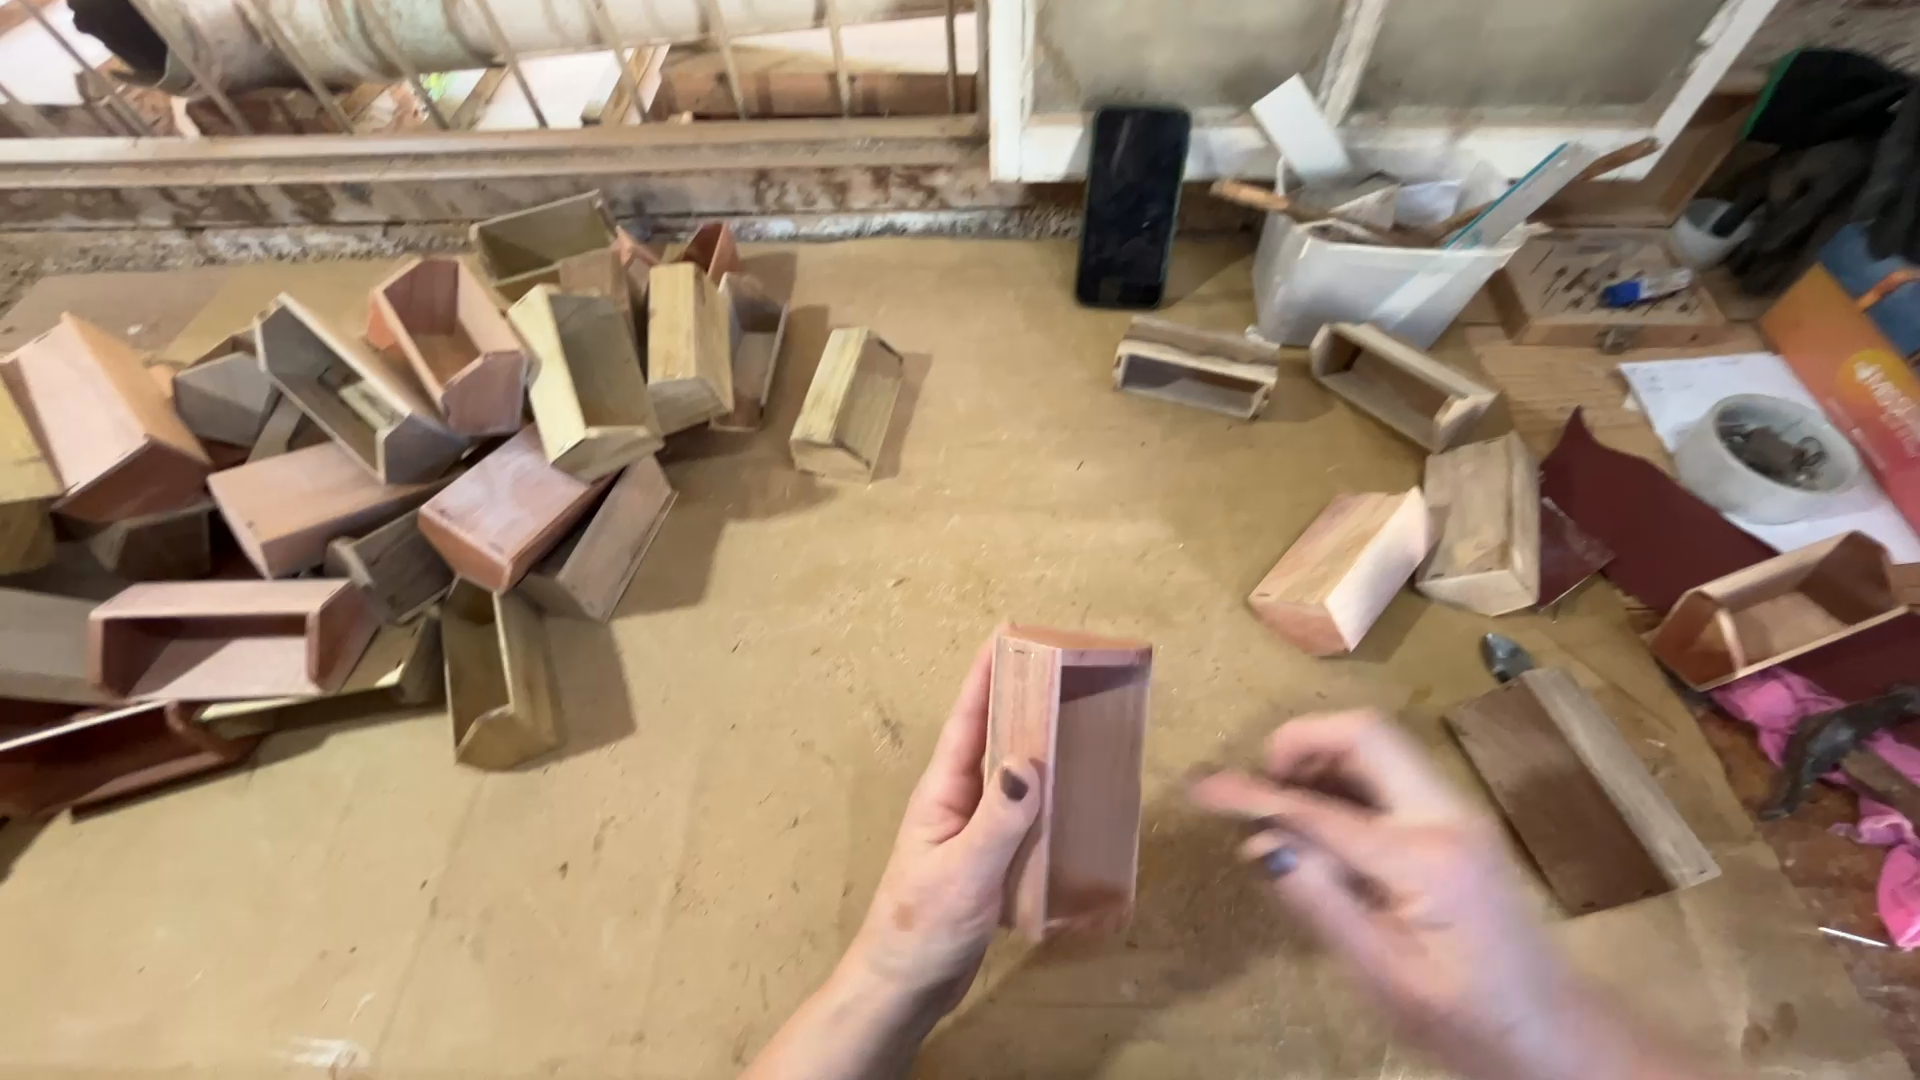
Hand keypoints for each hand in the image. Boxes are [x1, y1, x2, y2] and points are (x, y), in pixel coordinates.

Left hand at [845, 635, 1040, 1009]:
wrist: (906, 986)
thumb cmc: (923, 926)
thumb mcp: (963, 871)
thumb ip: (997, 819)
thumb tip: (1030, 760)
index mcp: (943, 789)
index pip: (967, 718)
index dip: (985, 674)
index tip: (1008, 634)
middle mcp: (958, 797)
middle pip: (991, 735)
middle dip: (1017, 697)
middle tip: (1056, 668)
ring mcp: (973, 826)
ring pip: (1009, 772)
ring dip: (1035, 743)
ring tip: (1072, 718)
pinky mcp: (989, 854)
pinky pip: (1022, 811)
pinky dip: (1045, 795)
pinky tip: (1071, 794)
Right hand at [1188, 709, 1583, 1079]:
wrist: (1564, 1042)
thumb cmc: (1469, 1023)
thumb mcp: (1383, 979)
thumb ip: (1320, 903)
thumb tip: (1259, 843)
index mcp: (1424, 861)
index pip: (1318, 810)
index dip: (1253, 795)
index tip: (1204, 789)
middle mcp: (1445, 817)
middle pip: (1363, 734)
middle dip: (1301, 743)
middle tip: (1265, 783)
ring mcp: (1457, 813)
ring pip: (1377, 743)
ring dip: (1322, 755)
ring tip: (1287, 803)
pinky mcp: (1456, 820)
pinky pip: (1390, 769)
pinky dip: (1344, 775)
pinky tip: (1325, 820)